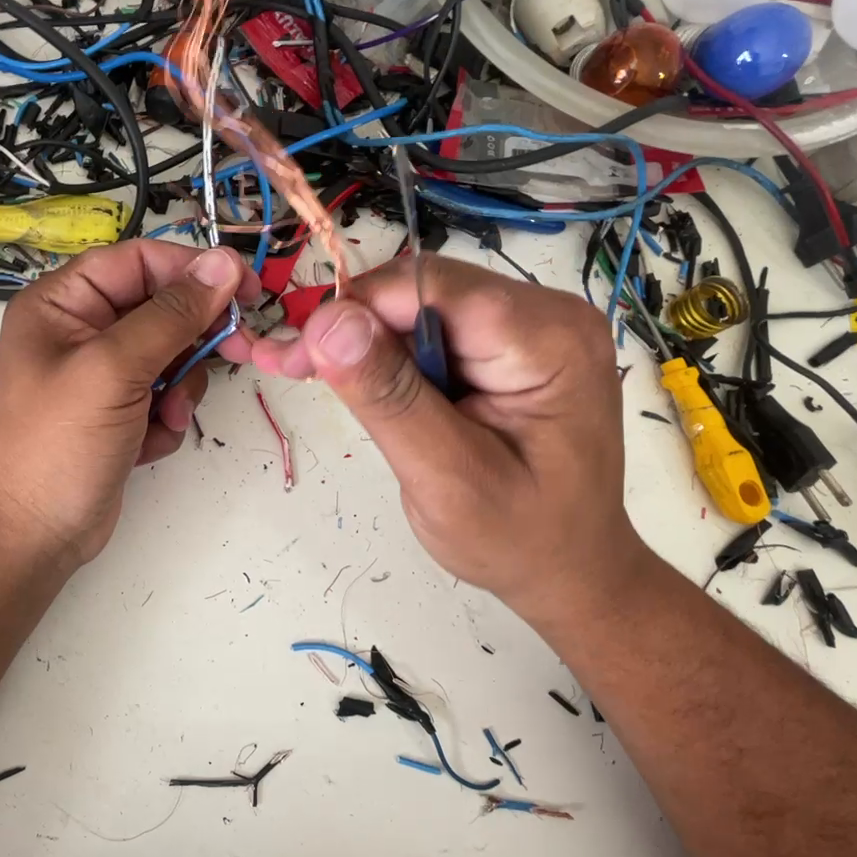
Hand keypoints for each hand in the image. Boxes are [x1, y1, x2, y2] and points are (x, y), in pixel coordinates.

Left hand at [0, 241, 257, 566]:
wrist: (36, 534)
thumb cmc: (60, 444)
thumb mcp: (114, 370)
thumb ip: (171, 314)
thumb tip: (223, 262)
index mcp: (61, 304)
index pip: (138, 261)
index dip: (192, 269)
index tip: (244, 289)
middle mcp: (79, 331)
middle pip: (161, 307)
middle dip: (193, 338)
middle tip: (235, 354)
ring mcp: (100, 375)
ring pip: (170, 354)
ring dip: (180, 386)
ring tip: (166, 416)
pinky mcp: (118, 413)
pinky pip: (163, 395)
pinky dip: (165, 418)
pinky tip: (145, 445)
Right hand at [221, 254, 648, 622]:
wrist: (566, 568)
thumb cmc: (516, 538)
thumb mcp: (445, 476)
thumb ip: (389, 397)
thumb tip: (328, 321)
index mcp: (549, 340)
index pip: (431, 288)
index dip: (354, 309)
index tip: (293, 355)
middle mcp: (545, 315)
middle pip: (422, 289)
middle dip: (350, 325)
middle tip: (290, 368)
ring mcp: (527, 328)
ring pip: (417, 306)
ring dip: (360, 341)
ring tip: (309, 374)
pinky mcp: (504, 348)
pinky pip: (429, 330)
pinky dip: (383, 355)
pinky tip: (354, 380)